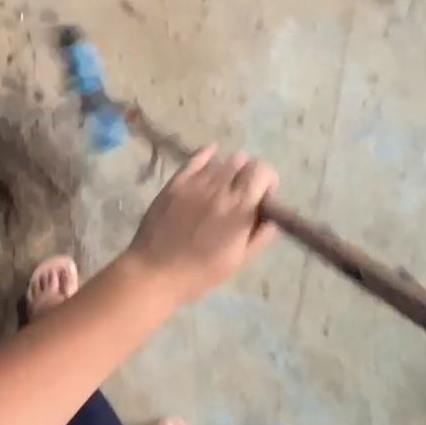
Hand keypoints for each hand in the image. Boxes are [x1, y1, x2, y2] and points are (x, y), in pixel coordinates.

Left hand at [120, 146, 278, 300]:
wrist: (155, 270)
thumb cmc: (200, 272)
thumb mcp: (238, 260)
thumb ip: (258, 235)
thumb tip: (270, 217)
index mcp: (239, 208)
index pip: (262, 171)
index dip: (268, 180)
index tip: (264, 195)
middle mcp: (219, 189)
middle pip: (243, 162)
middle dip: (249, 174)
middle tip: (243, 192)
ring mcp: (194, 184)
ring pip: (220, 161)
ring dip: (228, 169)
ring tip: (224, 185)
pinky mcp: (174, 183)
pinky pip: (194, 159)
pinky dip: (206, 154)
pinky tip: (211, 152)